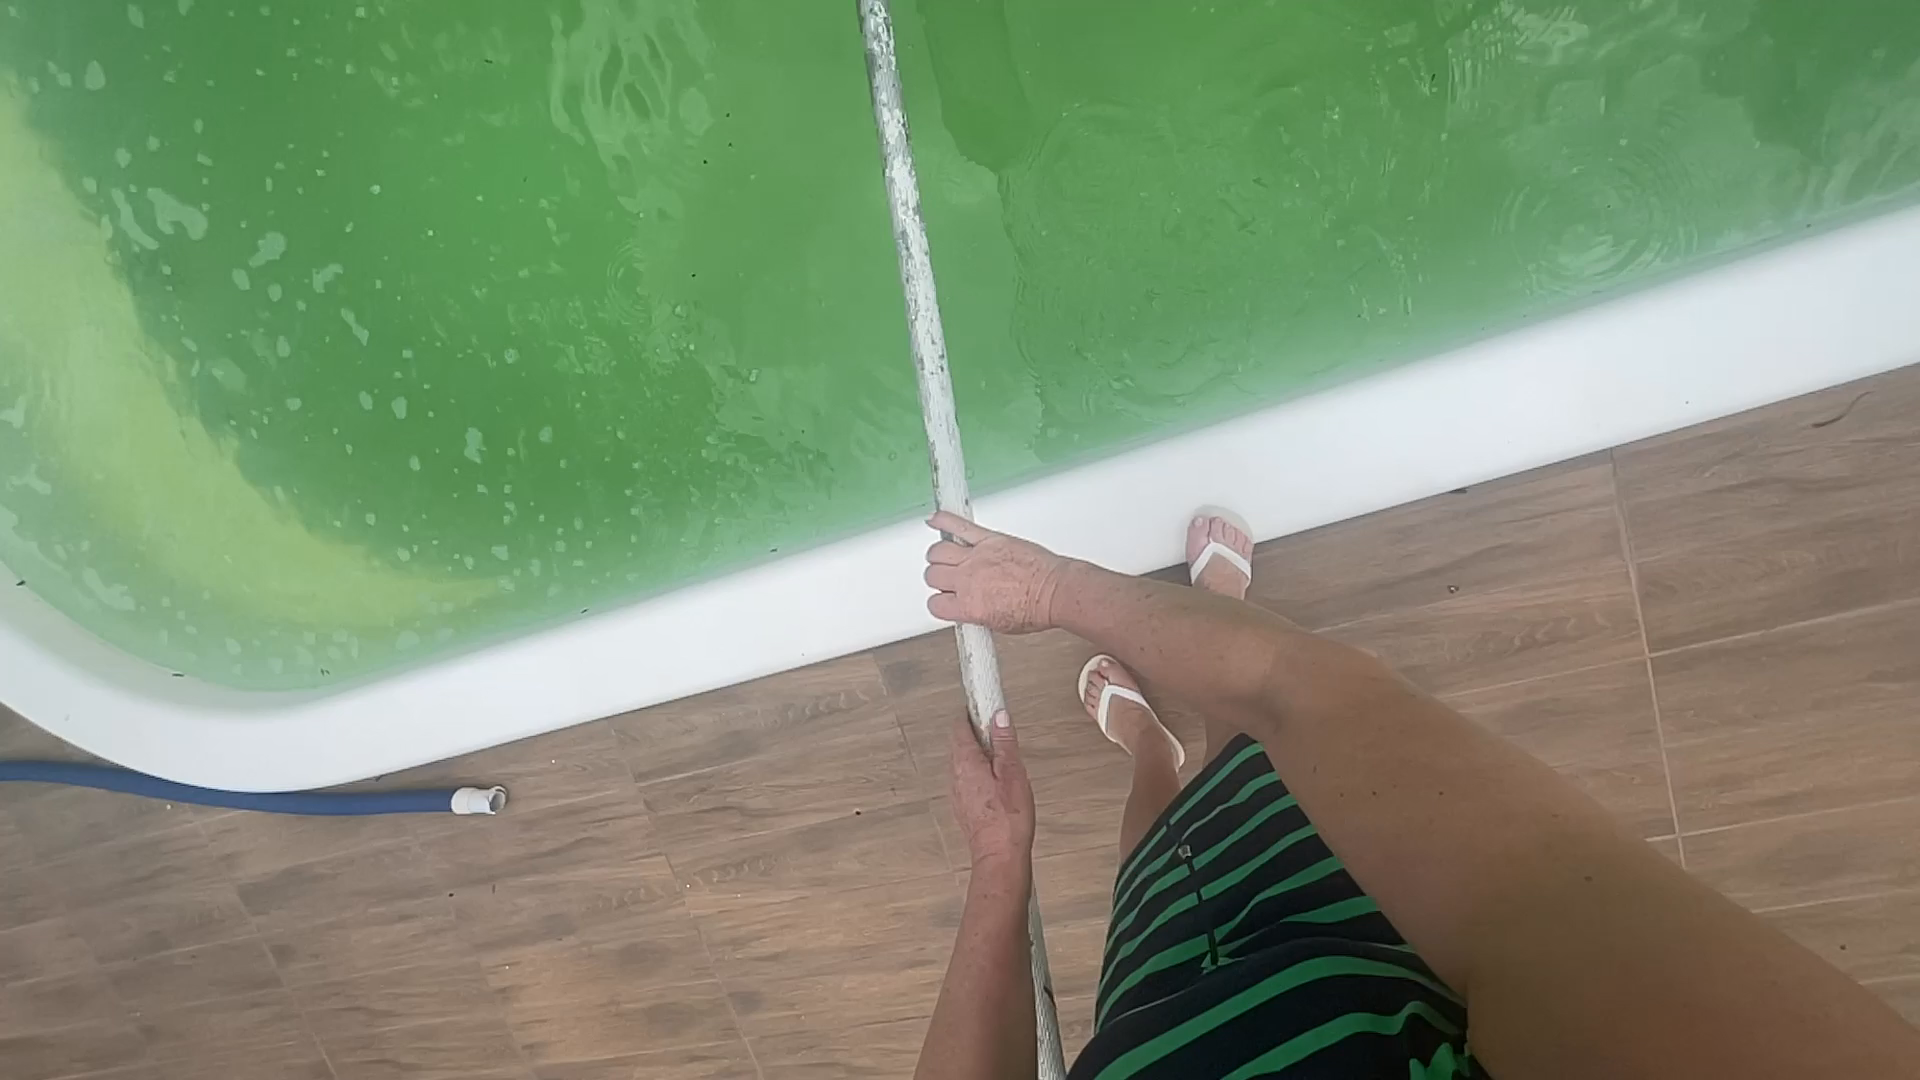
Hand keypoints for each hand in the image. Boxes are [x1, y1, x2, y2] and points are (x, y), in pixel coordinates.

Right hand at [923, 511, 1070, 634]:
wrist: (1054, 591)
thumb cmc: (1035, 608)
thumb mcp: (998, 624)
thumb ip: (974, 612)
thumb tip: (967, 607)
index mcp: (967, 606)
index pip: (934, 604)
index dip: (940, 601)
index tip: (947, 598)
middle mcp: (967, 580)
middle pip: (933, 574)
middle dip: (939, 577)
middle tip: (949, 576)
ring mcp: (977, 557)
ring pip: (939, 550)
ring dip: (939, 554)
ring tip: (947, 555)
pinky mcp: (989, 539)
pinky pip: (959, 524)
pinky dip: (944, 519)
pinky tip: (936, 519)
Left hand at [948, 709, 1034, 872]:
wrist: (1000, 856)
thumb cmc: (1007, 819)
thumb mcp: (1013, 771)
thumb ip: (1005, 742)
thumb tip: (999, 717)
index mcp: (965, 761)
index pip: (960, 726)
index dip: (972, 714)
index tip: (984, 708)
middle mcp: (955, 775)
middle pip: (960, 743)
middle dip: (977, 734)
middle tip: (997, 731)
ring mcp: (957, 792)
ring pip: (963, 762)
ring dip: (979, 755)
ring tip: (1001, 758)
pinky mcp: (963, 806)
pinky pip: (967, 780)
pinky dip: (979, 774)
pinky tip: (996, 783)